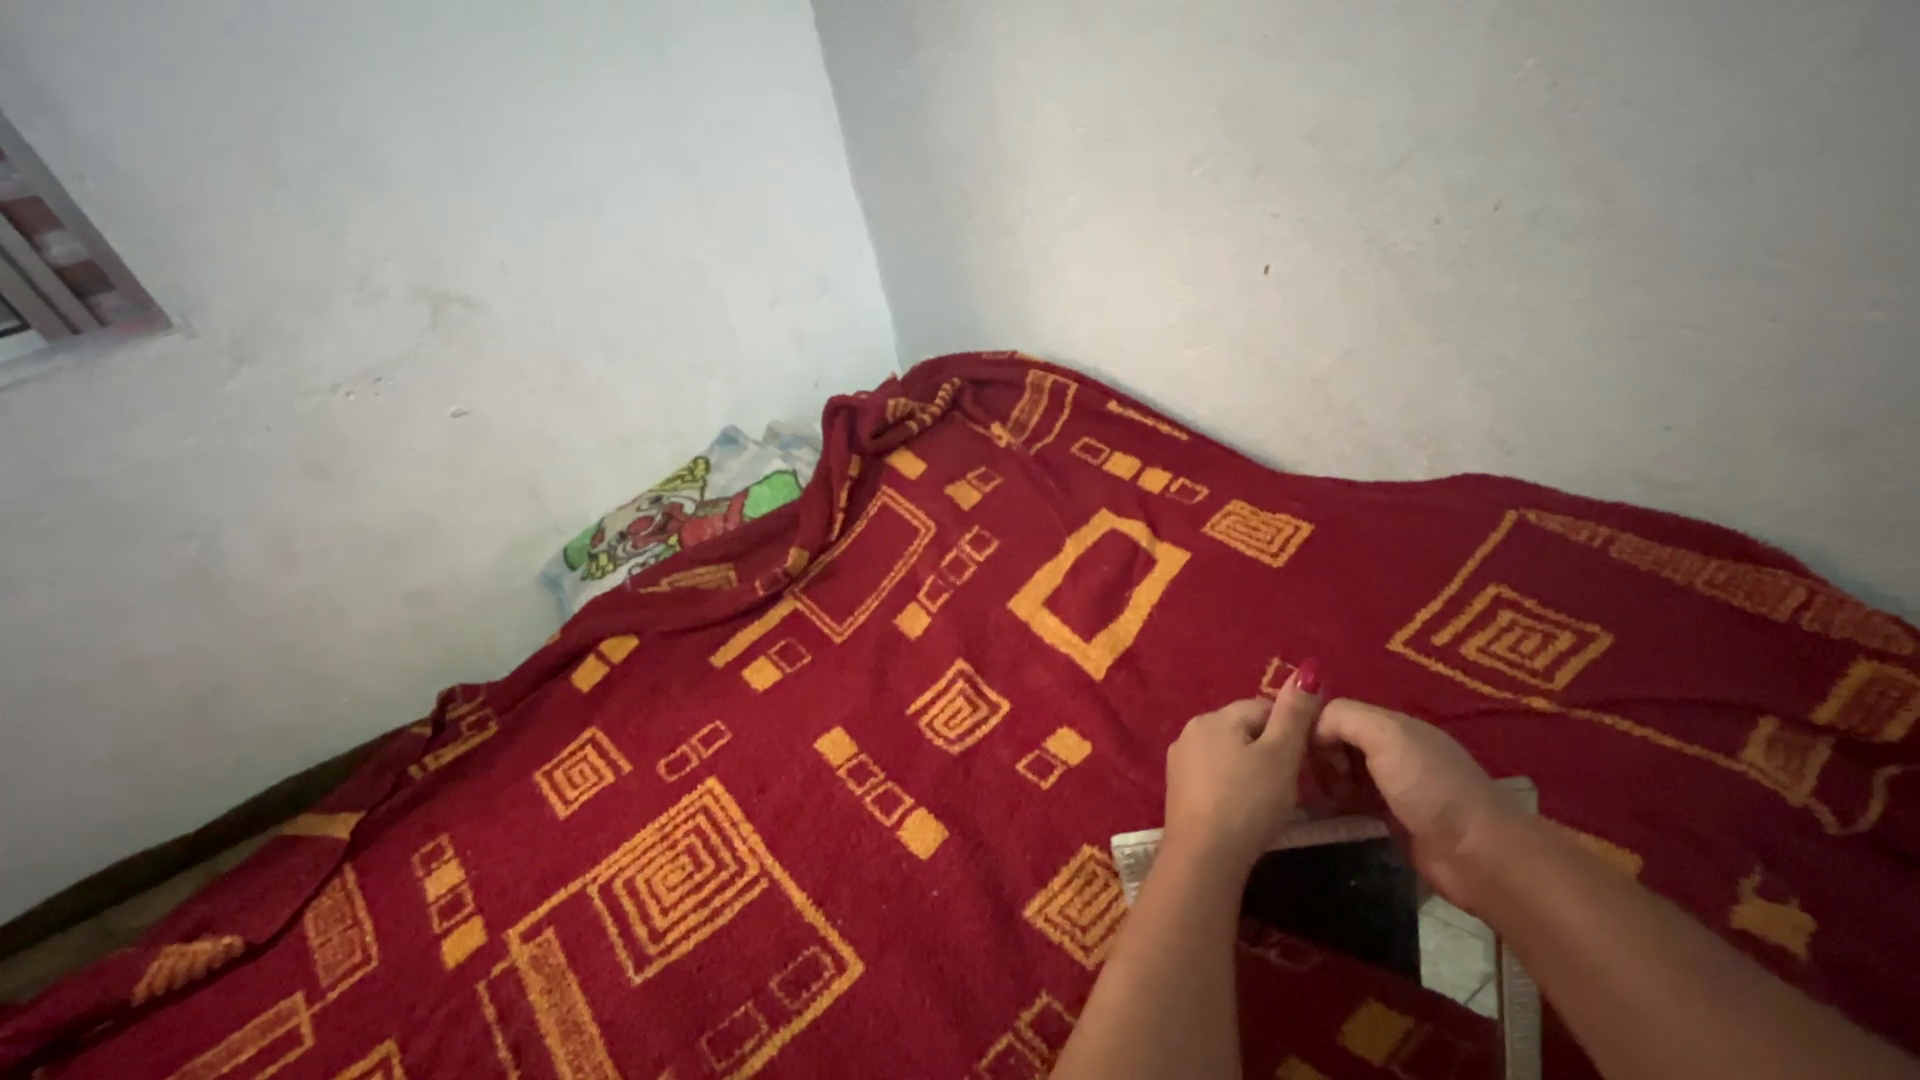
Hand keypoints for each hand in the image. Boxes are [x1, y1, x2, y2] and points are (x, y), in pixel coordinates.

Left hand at [1162, 672, 1322, 876]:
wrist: (1204, 855)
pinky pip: (1215, 777)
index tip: (1308, 759)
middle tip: (1292, 783)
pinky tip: (1246, 809)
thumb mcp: (1280, 755)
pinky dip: (1234, 786)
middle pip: (1244, 730)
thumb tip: (1307, 670)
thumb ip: (1294, 714)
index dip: (1291, 730)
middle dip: (1271, 749)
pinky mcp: (1179, 791)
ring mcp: (1180, 761)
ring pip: (1230, 754)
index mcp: (1214, 717)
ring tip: (1271, 800)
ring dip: (1253, 769)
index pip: (1263, 708)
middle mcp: (1190, 731)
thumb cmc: (1248, 801)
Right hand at [1314, 699, 1514, 908]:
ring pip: (1340, 775)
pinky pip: (1351, 805)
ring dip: (1323, 786)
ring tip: (1313, 804)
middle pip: (1335, 744)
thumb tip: (1310, 728)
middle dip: (1315, 760)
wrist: (1478, 854)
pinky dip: (1335, 808)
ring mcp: (1392, 788)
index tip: (1297, 755)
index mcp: (1393, 725)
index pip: (1334, 715)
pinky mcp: (1391, 821)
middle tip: (1307, 784)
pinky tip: (1325, 818)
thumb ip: (1343, 718)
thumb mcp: (1386, 735)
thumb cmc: (1430, 788)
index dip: (1312, 730)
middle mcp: (1392, 751)